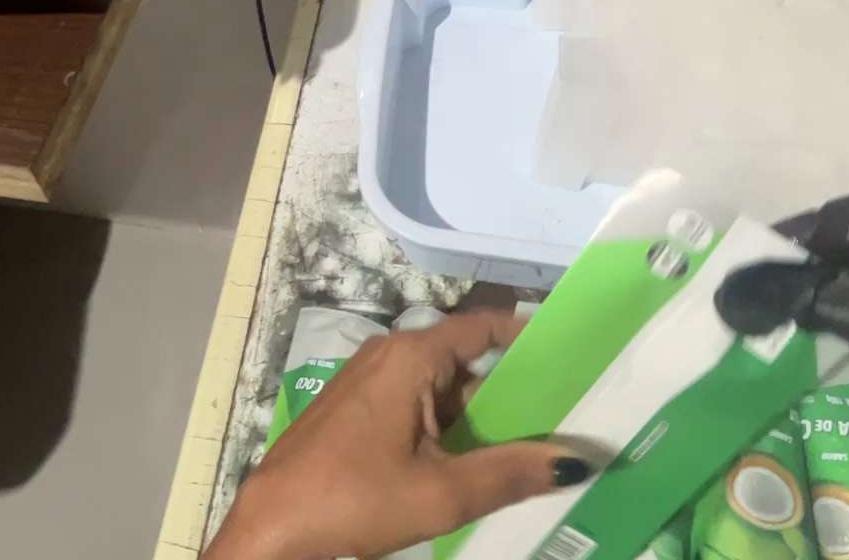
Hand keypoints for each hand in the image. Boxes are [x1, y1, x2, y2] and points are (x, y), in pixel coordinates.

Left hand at [205, 309, 590, 559]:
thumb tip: (575, 459)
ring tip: (532, 443)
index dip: (525, 335)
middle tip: (564, 416)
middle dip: (510, 389)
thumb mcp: (440, 493)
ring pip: (441, 386)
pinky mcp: (359, 404)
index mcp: (410, 356)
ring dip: (480, 413)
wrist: (274, 521)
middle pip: (464, 360)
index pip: (480, 327)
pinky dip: (449, 423)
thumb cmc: (355, 498)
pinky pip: (416, 401)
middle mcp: (391, 353)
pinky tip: (476, 459)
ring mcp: (371, 378)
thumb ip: (509, 472)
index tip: (569, 351)